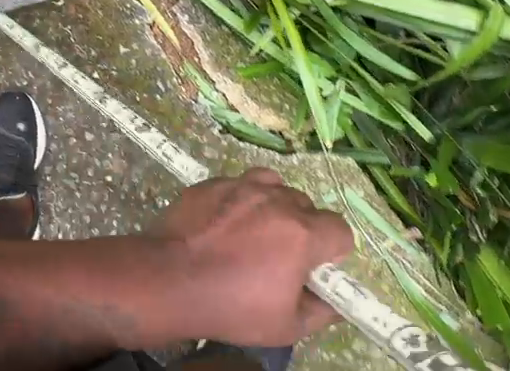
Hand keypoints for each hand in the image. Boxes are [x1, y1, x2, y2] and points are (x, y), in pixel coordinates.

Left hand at [147, 168, 355, 347]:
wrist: (170, 278)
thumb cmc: (232, 306)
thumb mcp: (288, 326)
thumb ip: (322, 310)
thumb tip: (335, 301)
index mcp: (301, 233)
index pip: (339, 228)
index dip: (333, 250)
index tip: (316, 267)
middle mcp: (273, 200)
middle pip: (305, 204)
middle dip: (304, 226)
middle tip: (284, 253)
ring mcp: (238, 185)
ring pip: (272, 183)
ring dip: (274, 203)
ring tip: (258, 229)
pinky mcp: (210, 182)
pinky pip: (237, 182)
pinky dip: (241, 198)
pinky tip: (226, 221)